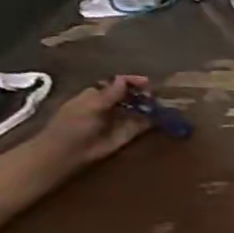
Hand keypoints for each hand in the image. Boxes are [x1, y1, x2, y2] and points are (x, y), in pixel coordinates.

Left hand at [30, 75, 153, 164]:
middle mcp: (111, 106)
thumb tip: (123, 80)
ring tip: (163, 104)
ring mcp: (120, 120)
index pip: (117, 84)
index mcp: (98, 95)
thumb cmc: (74, 125)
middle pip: (130, 96)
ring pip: (138, 109)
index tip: (147, 82)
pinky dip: (152, 121)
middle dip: (143, 93)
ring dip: (149, 106)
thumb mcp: (91, 106)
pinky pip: (142, 125)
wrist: (69, 152)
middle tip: (156, 94)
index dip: (131, 81)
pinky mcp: (127, 135)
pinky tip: (162, 117)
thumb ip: (109, 94)